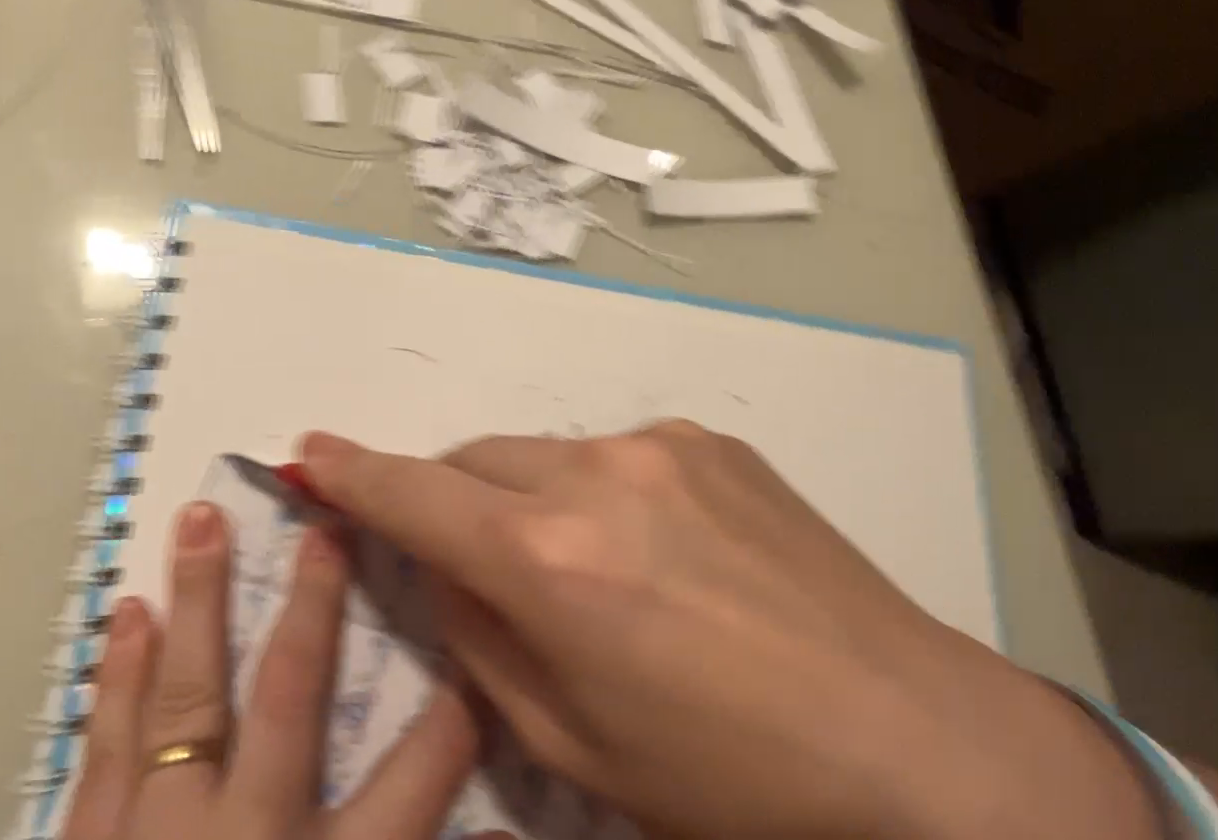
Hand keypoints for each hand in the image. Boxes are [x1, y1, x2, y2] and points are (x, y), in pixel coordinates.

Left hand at [61, 502, 510, 839]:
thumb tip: (502, 835)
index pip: (416, 784)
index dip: (455, 714)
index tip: (475, 643)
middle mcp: (246, 839)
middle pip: (286, 704)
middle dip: (310, 612)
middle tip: (322, 531)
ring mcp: (158, 837)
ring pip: (185, 700)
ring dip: (194, 604)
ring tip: (197, 522)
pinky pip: (104, 747)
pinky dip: (116, 675)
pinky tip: (124, 614)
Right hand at [298, 424, 1162, 839]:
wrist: (910, 737)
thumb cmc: (727, 775)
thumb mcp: (571, 741)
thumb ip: (480, 637)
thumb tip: (437, 566)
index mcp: (552, 560)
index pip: (415, 495)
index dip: (352, 475)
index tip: (307, 455)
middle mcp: (598, 476)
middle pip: (476, 460)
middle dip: (449, 497)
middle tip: (464, 555)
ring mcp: (663, 447)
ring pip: (545, 456)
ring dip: (530, 498)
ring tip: (585, 572)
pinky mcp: (715, 443)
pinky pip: (619, 457)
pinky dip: (600, 494)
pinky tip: (656, 556)